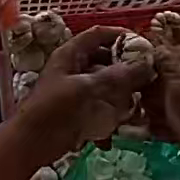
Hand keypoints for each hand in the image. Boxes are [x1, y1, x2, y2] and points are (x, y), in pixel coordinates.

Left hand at [15, 27, 154, 160]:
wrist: (32, 144)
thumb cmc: (56, 109)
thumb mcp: (88, 88)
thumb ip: (118, 76)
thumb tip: (147, 64)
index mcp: (71, 55)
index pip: (98, 35)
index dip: (121, 35)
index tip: (144, 44)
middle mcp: (74, 68)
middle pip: (105, 60)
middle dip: (126, 70)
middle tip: (148, 78)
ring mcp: (76, 90)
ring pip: (106, 86)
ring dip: (121, 96)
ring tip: (137, 106)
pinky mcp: (78, 111)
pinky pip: (101, 108)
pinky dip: (110, 118)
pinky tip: (116, 133)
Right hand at [146, 49, 179, 175]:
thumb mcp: (179, 86)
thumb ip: (165, 64)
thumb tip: (150, 44)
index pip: (158, 53)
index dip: (144, 64)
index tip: (135, 78)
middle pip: (154, 75)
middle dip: (147, 90)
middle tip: (149, 104)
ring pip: (154, 95)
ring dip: (151, 108)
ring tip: (158, 119)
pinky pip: (159, 112)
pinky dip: (158, 121)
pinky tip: (162, 130)